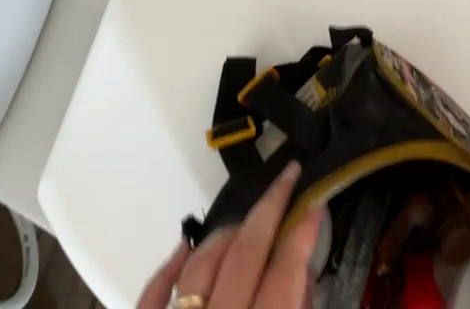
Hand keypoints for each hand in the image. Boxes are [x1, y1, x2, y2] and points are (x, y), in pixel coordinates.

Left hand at [138, 162, 324, 308]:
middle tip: (289, 175)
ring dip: (226, 235)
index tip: (316, 203)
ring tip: (247, 221)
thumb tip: (303, 275)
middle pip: (244, 255)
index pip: (285, 273)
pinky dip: (170, 267)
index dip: (303, 233)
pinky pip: (153, 294)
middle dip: (270, 208)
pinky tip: (186, 248)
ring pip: (200, 264)